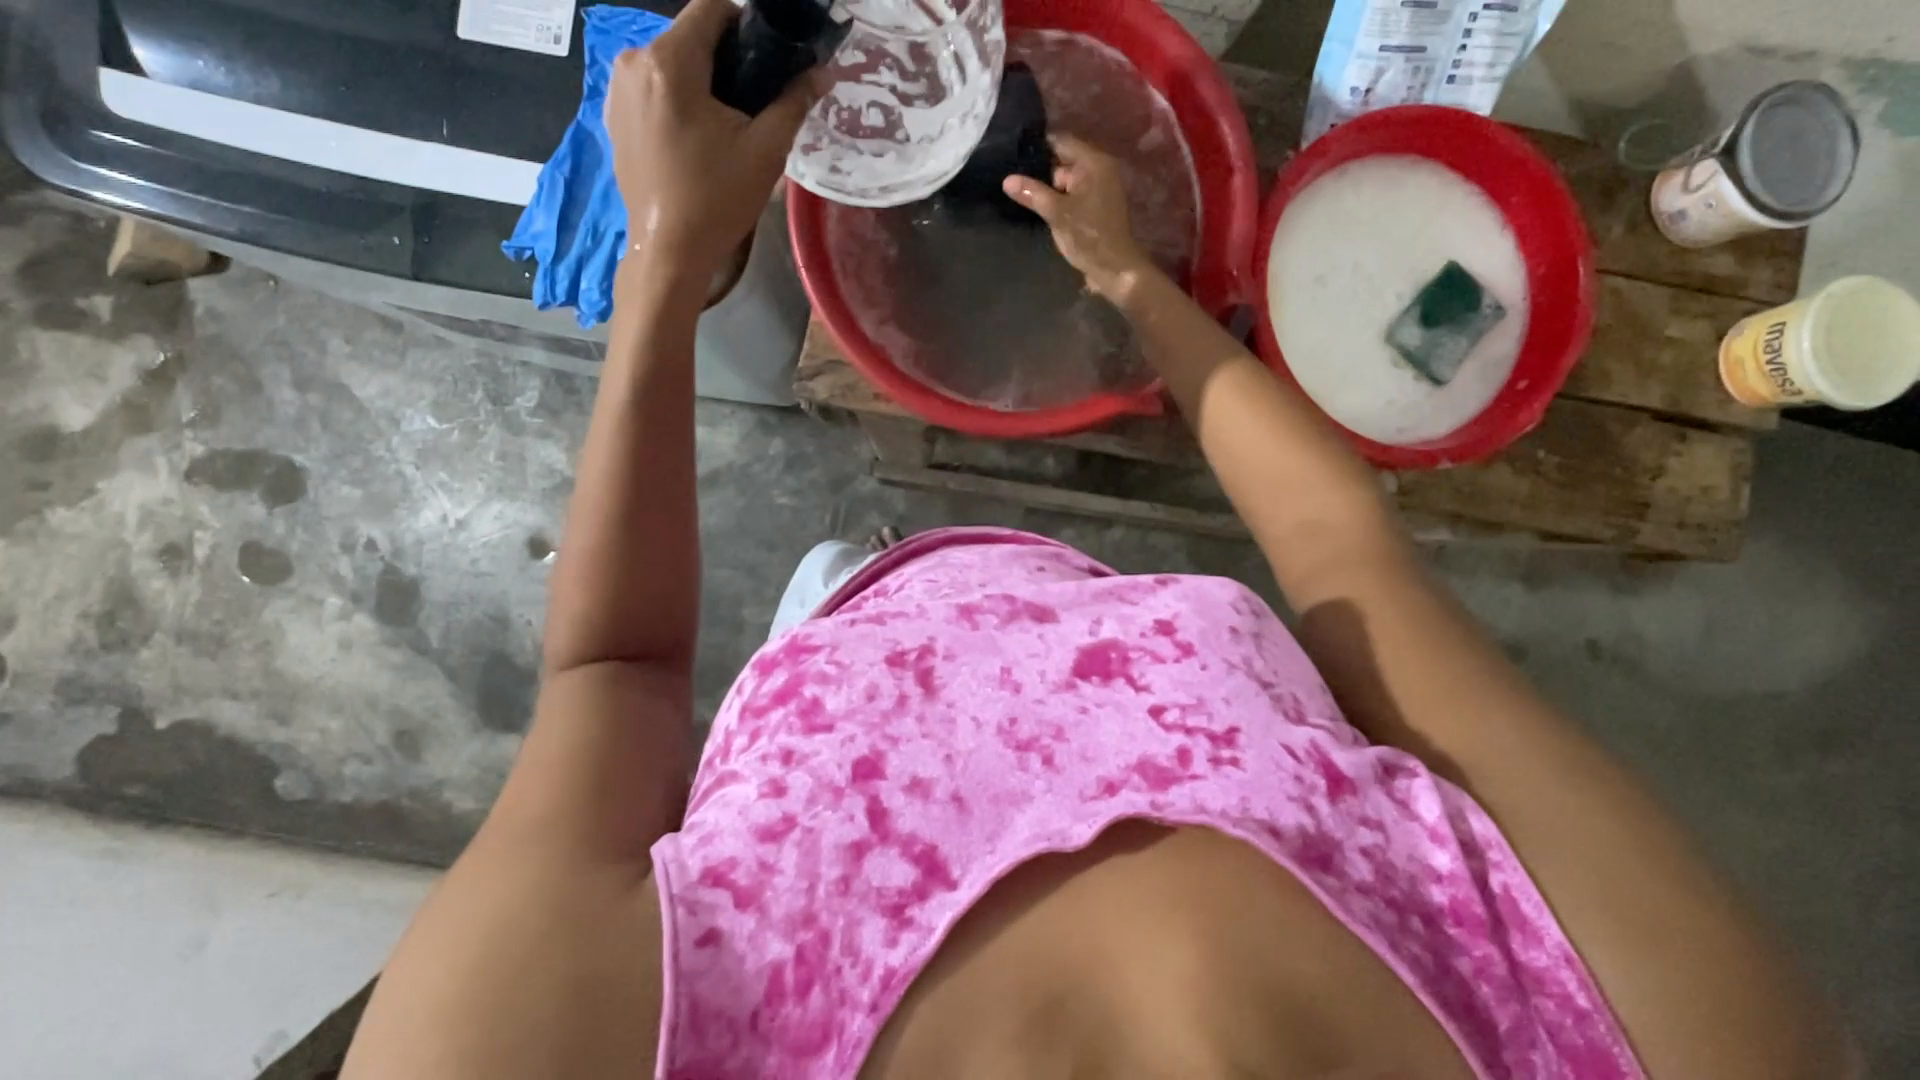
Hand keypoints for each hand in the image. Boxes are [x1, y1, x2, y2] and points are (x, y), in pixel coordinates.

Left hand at [605, 0, 825, 284]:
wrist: (669, 251)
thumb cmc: (718, 199)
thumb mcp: (766, 150)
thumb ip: (794, 101)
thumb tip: (822, 72)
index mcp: (669, 61)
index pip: (711, 9)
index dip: (745, 25)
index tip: (769, 60)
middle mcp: (633, 62)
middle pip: (689, 36)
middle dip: (724, 58)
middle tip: (755, 100)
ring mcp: (617, 89)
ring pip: (670, 63)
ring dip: (701, 81)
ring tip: (728, 123)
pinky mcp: (613, 116)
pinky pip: (653, 89)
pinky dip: (678, 100)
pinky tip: (698, 138)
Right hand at [1003, 135, 1155, 302]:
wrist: (1115, 269)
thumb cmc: (1088, 237)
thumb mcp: (1056, 213)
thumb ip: (1032, 193)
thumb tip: (1007, 179)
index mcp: (1094, 163)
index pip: (1061, 141)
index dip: (1038, 146)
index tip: (1013, 154)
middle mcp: (1100, 169)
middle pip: (1063, 160)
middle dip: (1041, 170)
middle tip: (1013, 176)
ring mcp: (1100, 187)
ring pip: (1067, 179)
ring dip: (1048, 186)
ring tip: (1021, 191)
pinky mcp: (1097, 204)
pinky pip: (1073, 192)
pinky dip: (1059, 197)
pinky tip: (1039, 204)